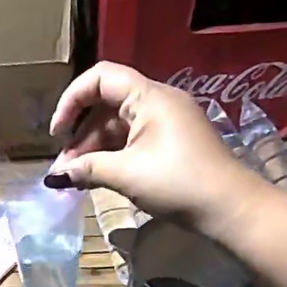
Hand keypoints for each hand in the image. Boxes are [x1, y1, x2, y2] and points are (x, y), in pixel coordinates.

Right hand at [45, 62, 268, 232]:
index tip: (57, 133)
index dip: (72, 100)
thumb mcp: (127, 175)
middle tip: (65, 167)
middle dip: (81, 134)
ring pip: (120, 125)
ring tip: (77, 178)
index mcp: (150, 96)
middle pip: (108, 104)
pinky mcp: (174, 143)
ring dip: (96, 149)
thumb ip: (87, 170)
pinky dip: (115, 155)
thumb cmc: (179, 184)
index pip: (100, 77)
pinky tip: (99, 178)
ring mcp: (169, 122)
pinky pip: (136, 140)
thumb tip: (55, 176)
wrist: (231, 208)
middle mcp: (159, 101)